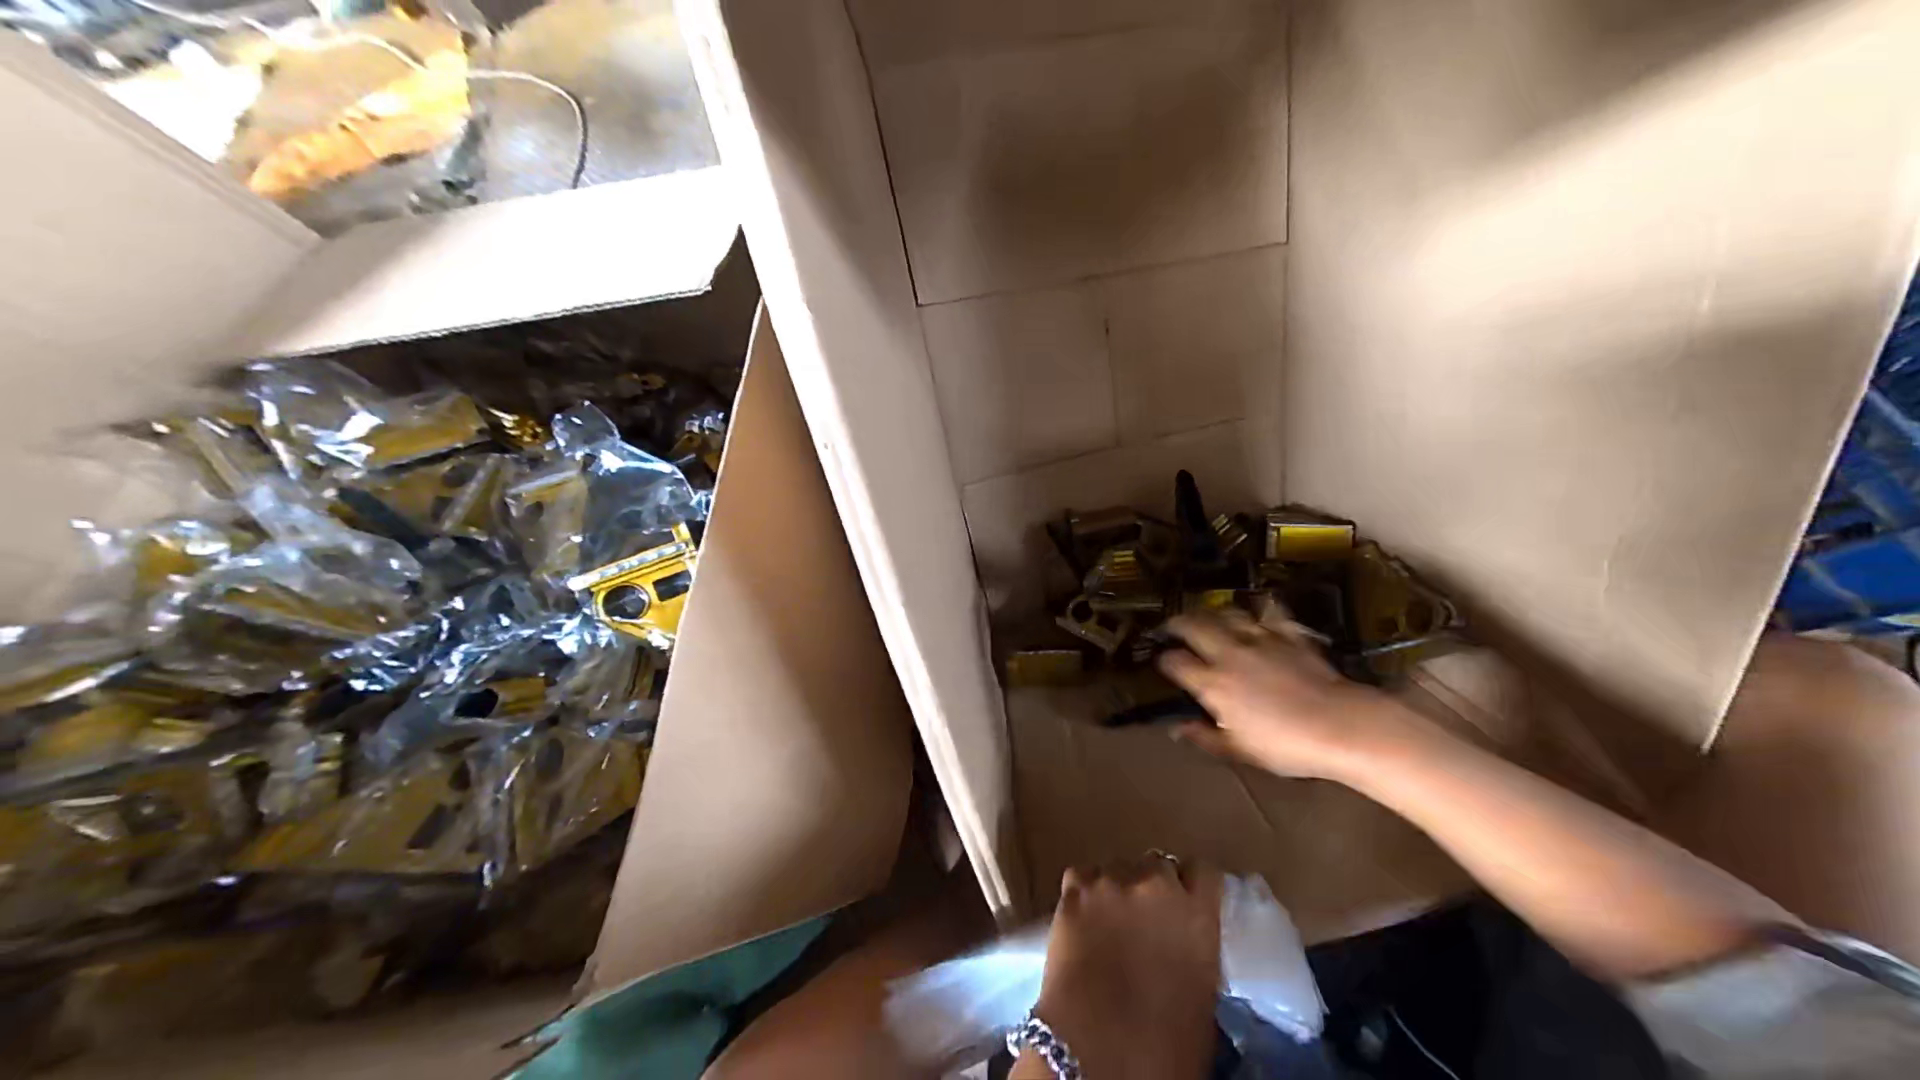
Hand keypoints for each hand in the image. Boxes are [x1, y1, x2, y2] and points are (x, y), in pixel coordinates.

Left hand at [1019, 856, 1222, 1079]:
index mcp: (1198, 914)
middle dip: (1153, 886)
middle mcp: (1157, 885)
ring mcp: (1112, 882)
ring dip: (1118, 888)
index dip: (1193, 886)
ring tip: (1109, 920)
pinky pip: (1083, 876)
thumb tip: (1187, 947)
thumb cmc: (1163, 1045)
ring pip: (1118, 868)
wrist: (1098, 1049)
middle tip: (1145, 917)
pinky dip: (1084, 892)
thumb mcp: (1203, 998)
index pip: (1205, 872)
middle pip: (1157, 865)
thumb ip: (1198, 953)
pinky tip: (1082, 918)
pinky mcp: (1074, 889)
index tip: (1188, 901)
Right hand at [1156, 609, 1415, 780]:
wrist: (1341, 726)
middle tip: (1173, 627)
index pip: (1175, 662)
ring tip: (1209, 617)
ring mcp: (1260, 640)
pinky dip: (1260, 609)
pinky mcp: (1289, 635)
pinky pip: (1270, 612)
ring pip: (1227, 613)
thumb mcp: (1239, 750)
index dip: (1164, 660)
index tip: (1162, 663)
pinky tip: (1258, 611)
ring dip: (1213, 612)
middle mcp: (1229, 654)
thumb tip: (1177, 728)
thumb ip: (1205, 737)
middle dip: (1177, 623)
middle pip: (1193, 625)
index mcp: (1212, 683)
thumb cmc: (1286, 746)